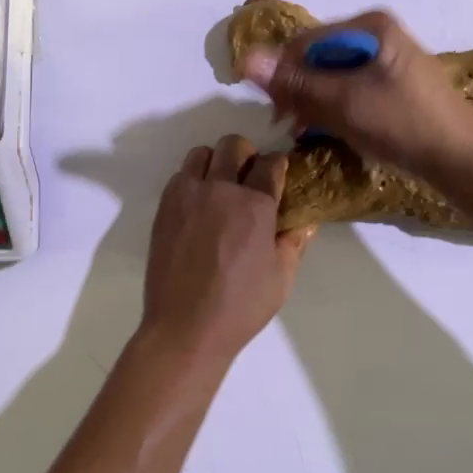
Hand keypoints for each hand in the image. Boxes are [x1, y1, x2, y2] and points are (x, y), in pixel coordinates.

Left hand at [140, 135, 315, 364]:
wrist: (185, 327)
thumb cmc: (241, 306)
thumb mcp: (281, 277)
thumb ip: (294, 241)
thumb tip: (306, 220)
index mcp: (255, 205)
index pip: (271, 163)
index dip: (278, 165)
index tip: (278, 175)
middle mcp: (220, 190)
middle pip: (233, 145)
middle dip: (247, 154)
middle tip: (249, 177)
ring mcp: (188, 195)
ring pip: (201, 154)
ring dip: (215, 163)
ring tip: (220, 187)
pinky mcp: (165, 207)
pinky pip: (180, 176)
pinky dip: (192, 180)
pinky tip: (199, 205)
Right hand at [239, 10, 472, 178]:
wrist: (462, 162)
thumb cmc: (403, 125)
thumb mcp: (343, 103)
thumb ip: (295, 82)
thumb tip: (245, 59)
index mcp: (370, 26)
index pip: (306, 42)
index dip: (283, 74)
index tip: (275, 111)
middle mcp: (379, 35)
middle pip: (319, 58)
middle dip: (299, 91)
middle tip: (288, 125)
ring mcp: (388, 60)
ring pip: (333, 77)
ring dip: (314, 103)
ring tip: (306, 132)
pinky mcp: (394, 85)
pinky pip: (351, 90)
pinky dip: (335, 109)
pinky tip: (329, 131)